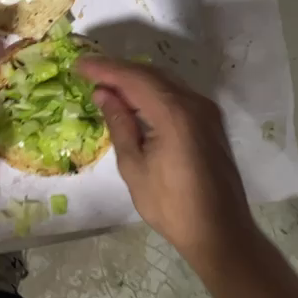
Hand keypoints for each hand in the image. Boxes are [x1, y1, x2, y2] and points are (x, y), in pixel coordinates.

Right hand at [75, 56, 254, 264]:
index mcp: (174, 114)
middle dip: (118, 71)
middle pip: (151, 75)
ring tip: (105, 85)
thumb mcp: (134, 166)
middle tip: (88, 73)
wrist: (219, 231)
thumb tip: (103, 94)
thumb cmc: (171, 205)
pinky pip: (176, 95)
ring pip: (165, 82)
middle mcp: (194, 104)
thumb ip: (119, 124)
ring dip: (135, 80)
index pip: (133, 78)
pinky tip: (134, 101)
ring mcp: (206, 111)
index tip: (78, 65)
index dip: (104, 69)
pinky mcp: (210, 122)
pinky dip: (152, 92)